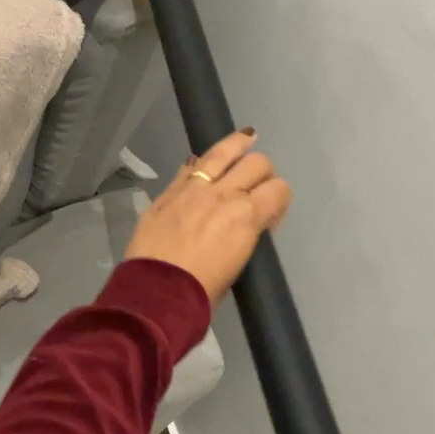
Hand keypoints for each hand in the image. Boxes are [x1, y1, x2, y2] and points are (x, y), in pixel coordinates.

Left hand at [123, 129, 290, 301]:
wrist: (155, 294)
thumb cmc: (201, 292)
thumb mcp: (237, 266)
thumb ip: (244, 236)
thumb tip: (242, 225)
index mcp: (247, 216)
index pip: (279, 190)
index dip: (278, 200)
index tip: (269, 215)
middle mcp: (223, 195)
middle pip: (256, 163)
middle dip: (261, 174)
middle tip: (253, 187)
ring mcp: (191, 191)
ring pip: (221, 152)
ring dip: (237, 145)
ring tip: (246, 139)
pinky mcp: (165, 196)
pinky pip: (188, 169)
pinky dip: (199, 165)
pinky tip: (202, 164)